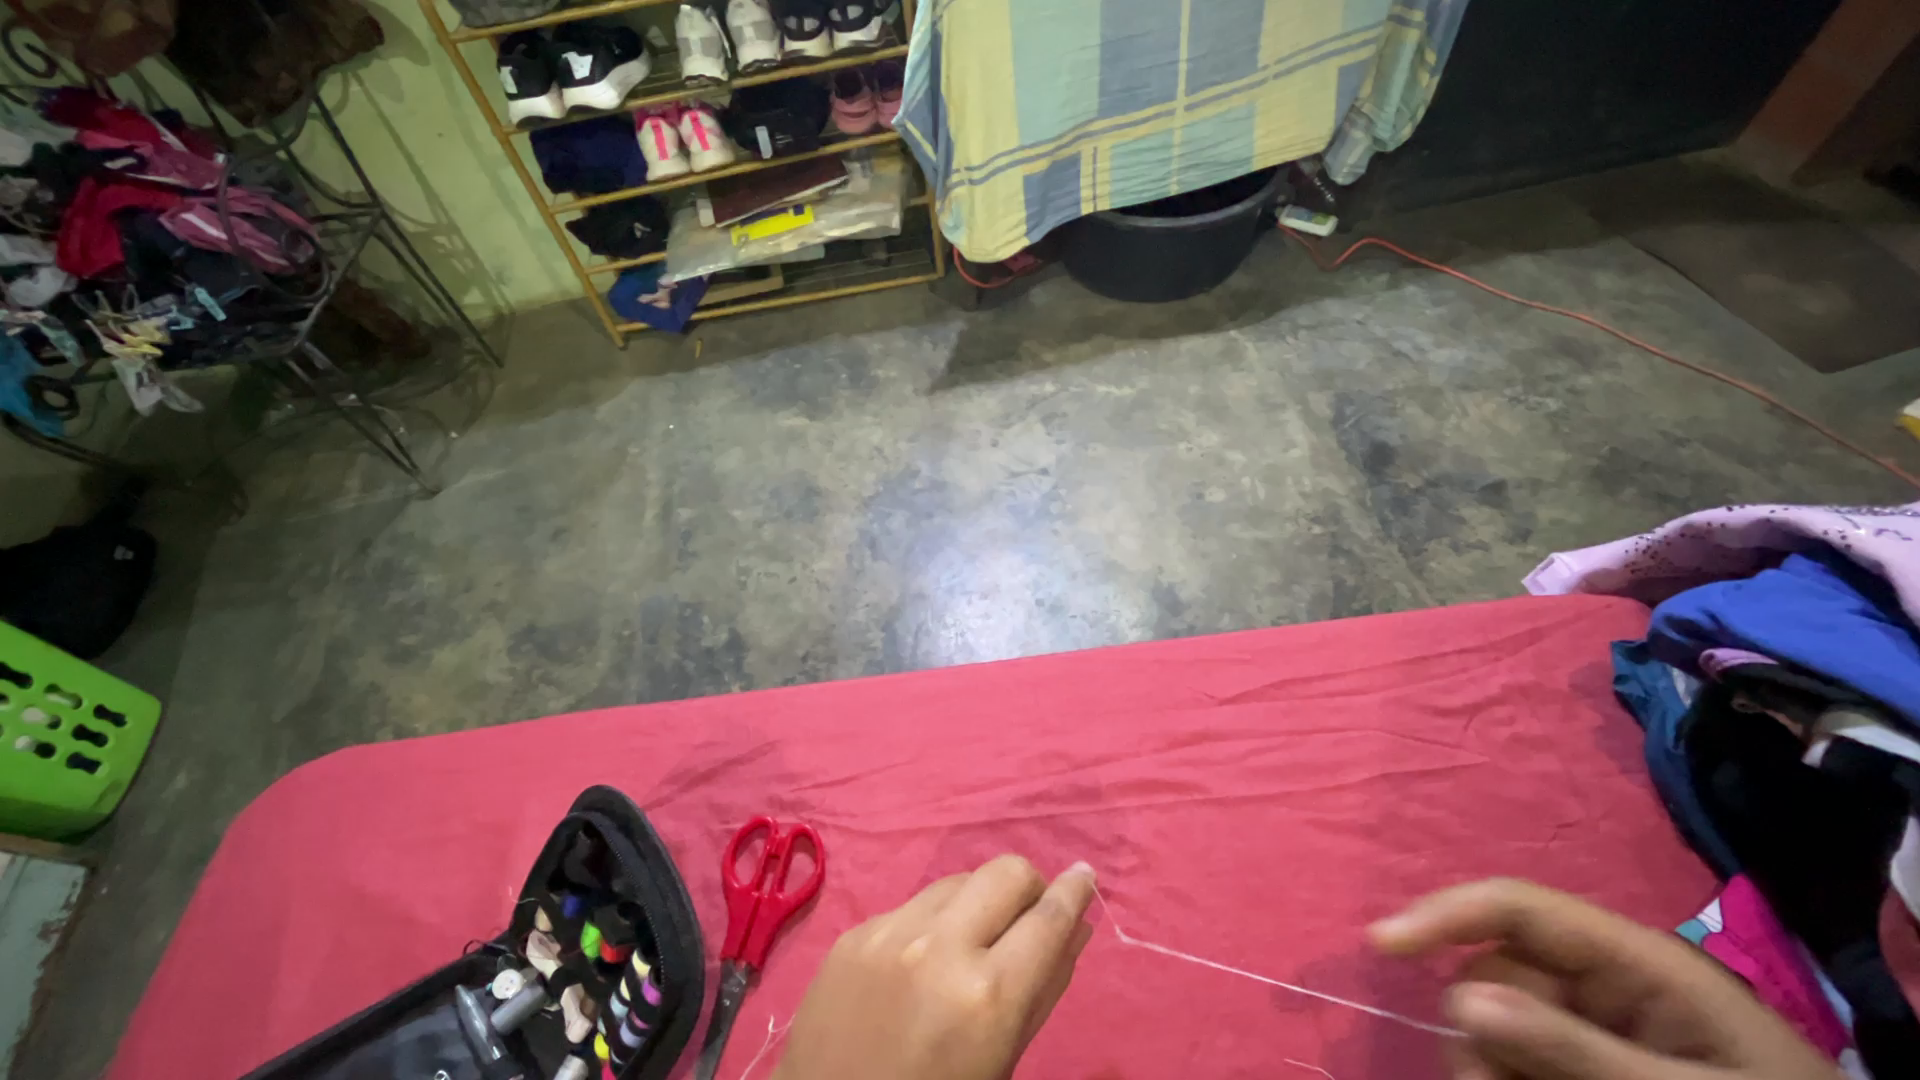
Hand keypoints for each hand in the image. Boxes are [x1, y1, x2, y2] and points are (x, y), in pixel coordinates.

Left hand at [771, 855, 1096, 1079]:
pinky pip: (912, 905)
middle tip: (1026, 919)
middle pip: (1005, 871)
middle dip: (1028, 888)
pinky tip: (918, 964)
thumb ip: (1043, 990)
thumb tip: (1076, 930)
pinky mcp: (856, 931)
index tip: (1084, 875)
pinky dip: (931, 924)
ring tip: (969, 945)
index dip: (1074, 892)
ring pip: (958, 881)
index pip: (1048, 918)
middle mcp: (940, 947)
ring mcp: (891, 932)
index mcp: (987, 994)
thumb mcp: (1001, 1060)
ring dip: (977, 903)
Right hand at [1369, 878, 1839, 1079]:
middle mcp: (1595, 979)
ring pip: (1489, 1019)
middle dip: (1480, 1030)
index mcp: (1630, 959)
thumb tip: (1458, 1000)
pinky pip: (1508, 1052)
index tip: (1381, 944)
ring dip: (1488, 1063)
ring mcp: (1585, 1021)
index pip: (1514, 906)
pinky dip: (1501, 1072)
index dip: (1442, 912)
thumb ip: (1577, 1048)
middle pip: (1492, 975)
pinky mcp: (1575, 1056)